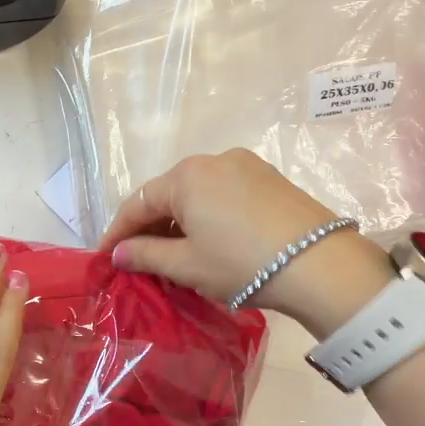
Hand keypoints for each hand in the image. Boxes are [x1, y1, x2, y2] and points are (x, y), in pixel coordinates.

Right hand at [96, 149, 392, 337]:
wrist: (320, 265)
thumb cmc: (240, 263)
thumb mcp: (184, 264)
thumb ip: (144, 255)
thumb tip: (119, 253)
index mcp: (186, 176)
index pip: (136, 204)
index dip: (116, 233)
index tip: (104, 257)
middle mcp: (214, 160)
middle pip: (167, 194)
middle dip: (148, 226)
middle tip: (135, 257)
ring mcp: (246, 166)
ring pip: (195, 194)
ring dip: (177, 221)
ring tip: (169, 253)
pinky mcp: (270, 180)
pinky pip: (221, 194)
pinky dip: (204, 216)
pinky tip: (204, 240)